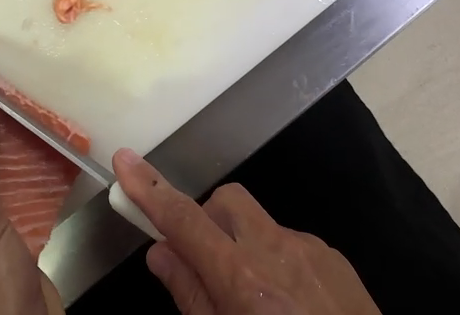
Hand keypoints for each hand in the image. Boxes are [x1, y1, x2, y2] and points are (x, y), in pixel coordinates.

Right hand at [113, 149, 380, 314]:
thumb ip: (191, 296)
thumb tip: (161, 251)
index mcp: (242, 278)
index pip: (184, 220)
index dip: (150, 190)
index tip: (125, 160)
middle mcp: (275, 249)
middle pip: (225, 201)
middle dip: (206, 221)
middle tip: (202, 265)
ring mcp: (309, 248)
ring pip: (259, 222)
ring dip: (242, 245)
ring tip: (252, 299)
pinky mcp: (334, 257)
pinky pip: (291, 242)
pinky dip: (276, 261)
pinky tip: (288, 305)